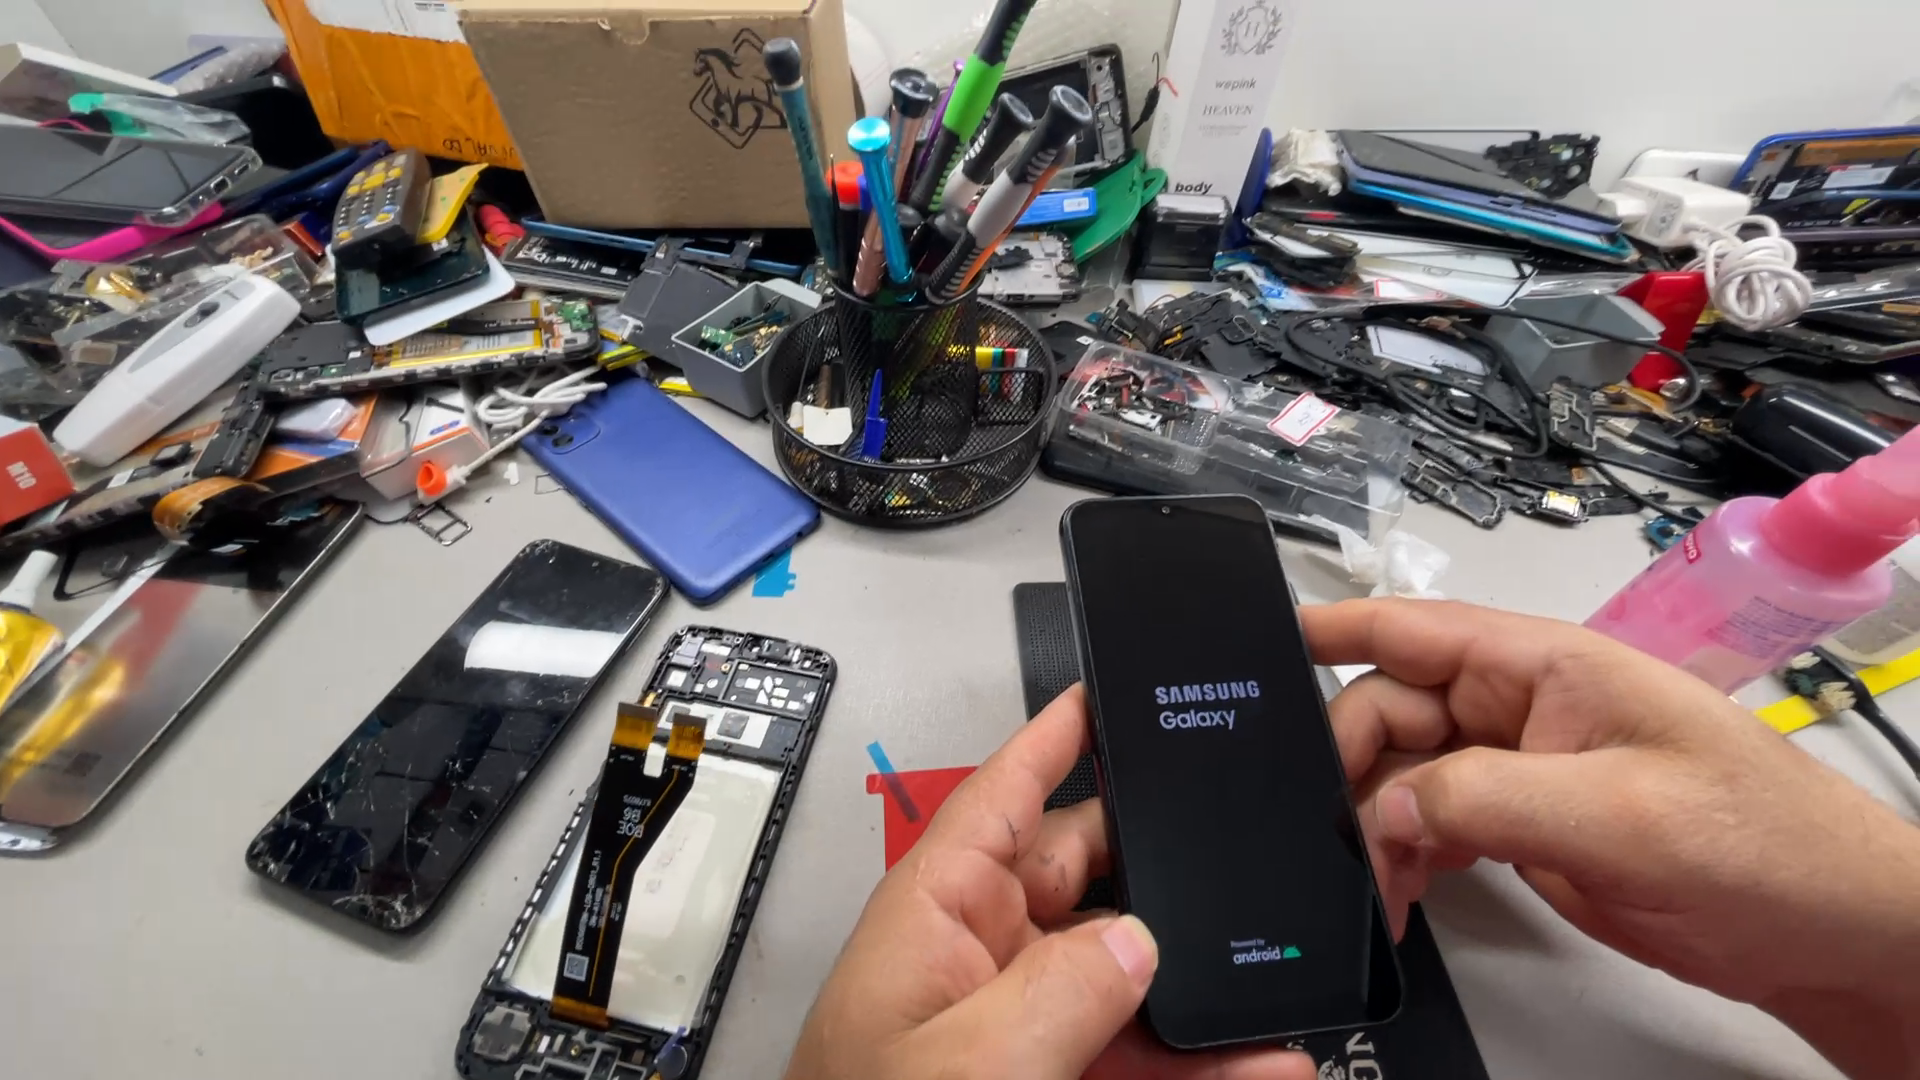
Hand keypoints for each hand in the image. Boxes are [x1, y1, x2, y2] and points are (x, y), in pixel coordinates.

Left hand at [784, 686, 1313, 1079]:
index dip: (1052, 738)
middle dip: (1156, 857)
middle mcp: (984, 941)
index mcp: (942, 905)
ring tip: (1271, 965)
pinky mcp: (1054, 1066)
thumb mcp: (964, 1064)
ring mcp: (1023, 1008)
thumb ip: (1054, 993)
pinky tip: (1262, 1060)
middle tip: (1235, 846)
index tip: (1102, 695)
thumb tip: (1139, 938)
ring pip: (1123, 963)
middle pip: (1084, 869)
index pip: (1003, 794)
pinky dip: (1196, 1055)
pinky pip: (1135, 1043)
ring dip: (1193, 970)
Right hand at [1304, 598, 1919, 1079]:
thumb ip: (1481, 798)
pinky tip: (1394, 892)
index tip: (1263, 643)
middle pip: (1386, 711)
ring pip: (1395, 773)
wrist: (1843, 949)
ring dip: (1372, 824)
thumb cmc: (1764, 852)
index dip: (1332, 627)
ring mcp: (1504, 761)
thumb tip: (1378, 809)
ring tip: (1372, 884)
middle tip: (1338, 831)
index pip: (1409, 629)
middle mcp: (1507, 704)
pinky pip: (1421, 818)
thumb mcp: (1619, 816)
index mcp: (1536, 667)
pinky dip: (1397, 852)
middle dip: (1352, 769)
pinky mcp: (1505, 816)